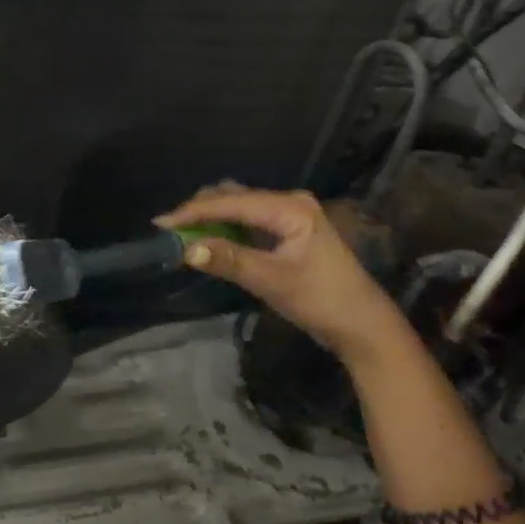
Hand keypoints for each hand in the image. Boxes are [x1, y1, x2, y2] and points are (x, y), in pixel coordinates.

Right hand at [157, 185, 408, 359]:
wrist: (363, 326)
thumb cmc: (323, 301)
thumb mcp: (274, 282)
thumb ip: (230, 261)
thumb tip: (187, 250)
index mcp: (290, 207)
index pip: (231, 203)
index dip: (194, 212)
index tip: (160, 224)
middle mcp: (289, 203)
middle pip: (234, 197)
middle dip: (200, 210)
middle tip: (169, 231)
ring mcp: (290, 217)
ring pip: (240, 207)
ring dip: (211, 218)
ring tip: (182, 234)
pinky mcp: (289, 232)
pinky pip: (249, 221)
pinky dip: (226, 228)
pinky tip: (209, 240)